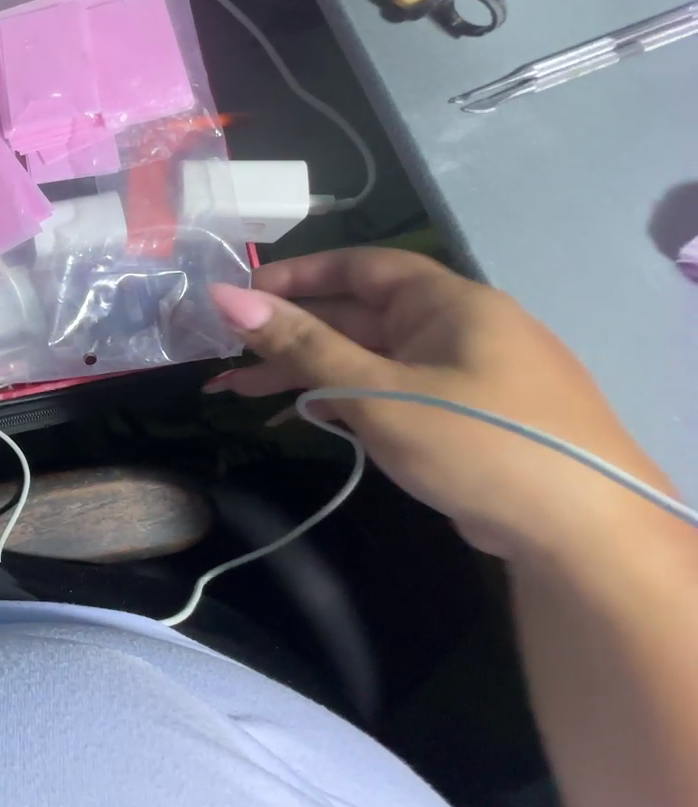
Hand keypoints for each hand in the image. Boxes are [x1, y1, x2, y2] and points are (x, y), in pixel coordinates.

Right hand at [204, 248, 668, 562]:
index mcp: (449, 304)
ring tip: (234, 389)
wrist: (585, 540)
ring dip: (299, 370)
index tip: (237, 296)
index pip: (360, 266)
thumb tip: (224, 296)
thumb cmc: (476, 444)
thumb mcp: (374, 391)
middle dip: (284, 333)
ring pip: (362, 356)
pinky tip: (292, 414)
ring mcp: (459, 373)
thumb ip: (297, 343)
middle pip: (354, 315)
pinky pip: (382, 388)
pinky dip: (335, 396)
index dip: (295, 275)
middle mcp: (455, 328)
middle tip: (221, 351)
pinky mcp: (457, 414)